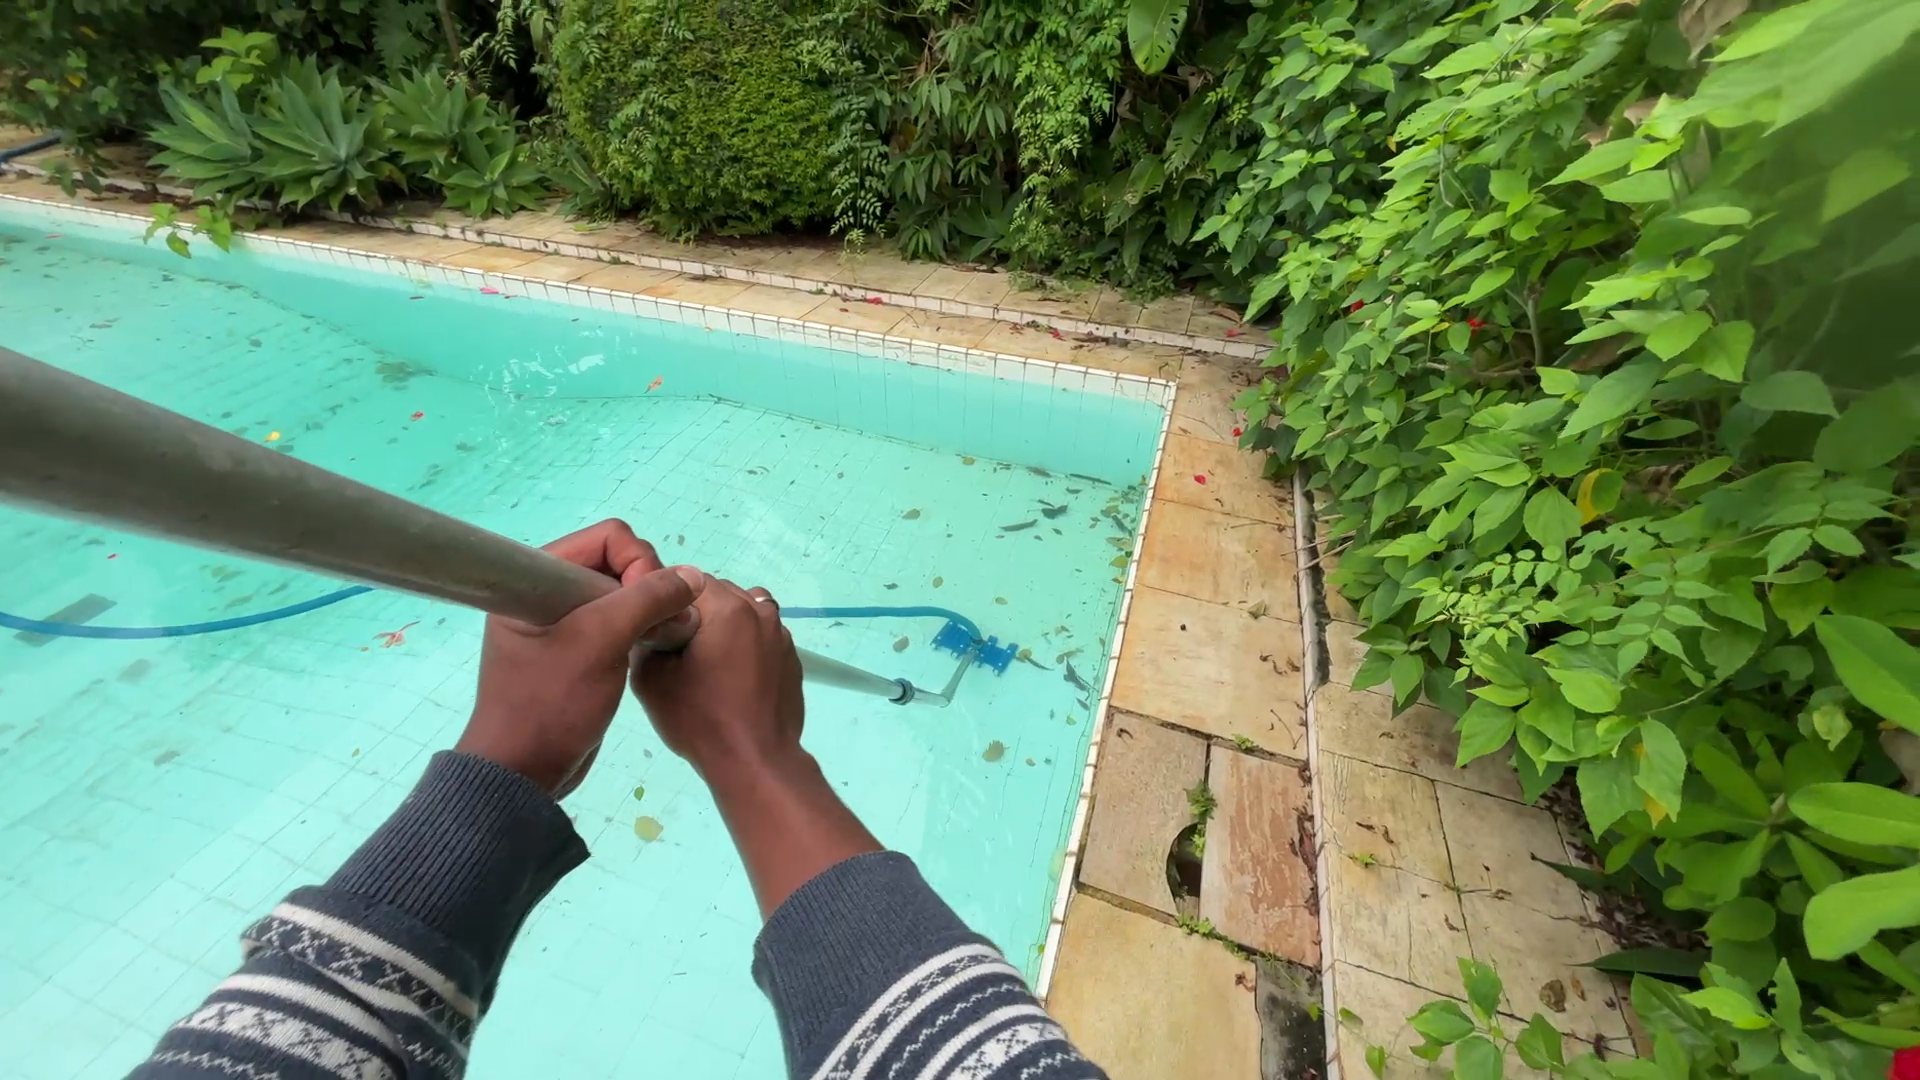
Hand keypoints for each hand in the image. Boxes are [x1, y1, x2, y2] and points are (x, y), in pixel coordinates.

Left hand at [457, 519, 703, 797]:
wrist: (524, 774)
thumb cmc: (553, 702)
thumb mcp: (602, 642)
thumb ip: (649, 599)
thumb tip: (694, 576)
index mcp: (537, 578)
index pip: (609, 538)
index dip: (639, 563)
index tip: (646, 606)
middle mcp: (550, 590)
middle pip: (622, 560)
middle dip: (651, 588)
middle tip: (661, 626)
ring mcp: (566, 619)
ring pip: (627, 591)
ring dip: (653, 610)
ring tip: (664, 638)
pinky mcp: (581, 646)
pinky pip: (624, 618)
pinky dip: (645, 627)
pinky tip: (653, 647)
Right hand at [632, 581, 879, 916]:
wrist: (755, 760)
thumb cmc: (700, 718)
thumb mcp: (652, 679)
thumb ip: (647, 640)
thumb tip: (652, 626)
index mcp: (730, 608)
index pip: (690, 580)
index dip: (667, 598)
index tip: (654, 622)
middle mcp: (762, 612)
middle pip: (722, 592)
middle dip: (698, 609)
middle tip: (676, 642)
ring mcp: (782, 634)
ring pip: (746, 611)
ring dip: (726, 623)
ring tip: (707, 658)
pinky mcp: (792, 657)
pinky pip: (763, 635)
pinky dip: (747, 643)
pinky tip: (733, 674)